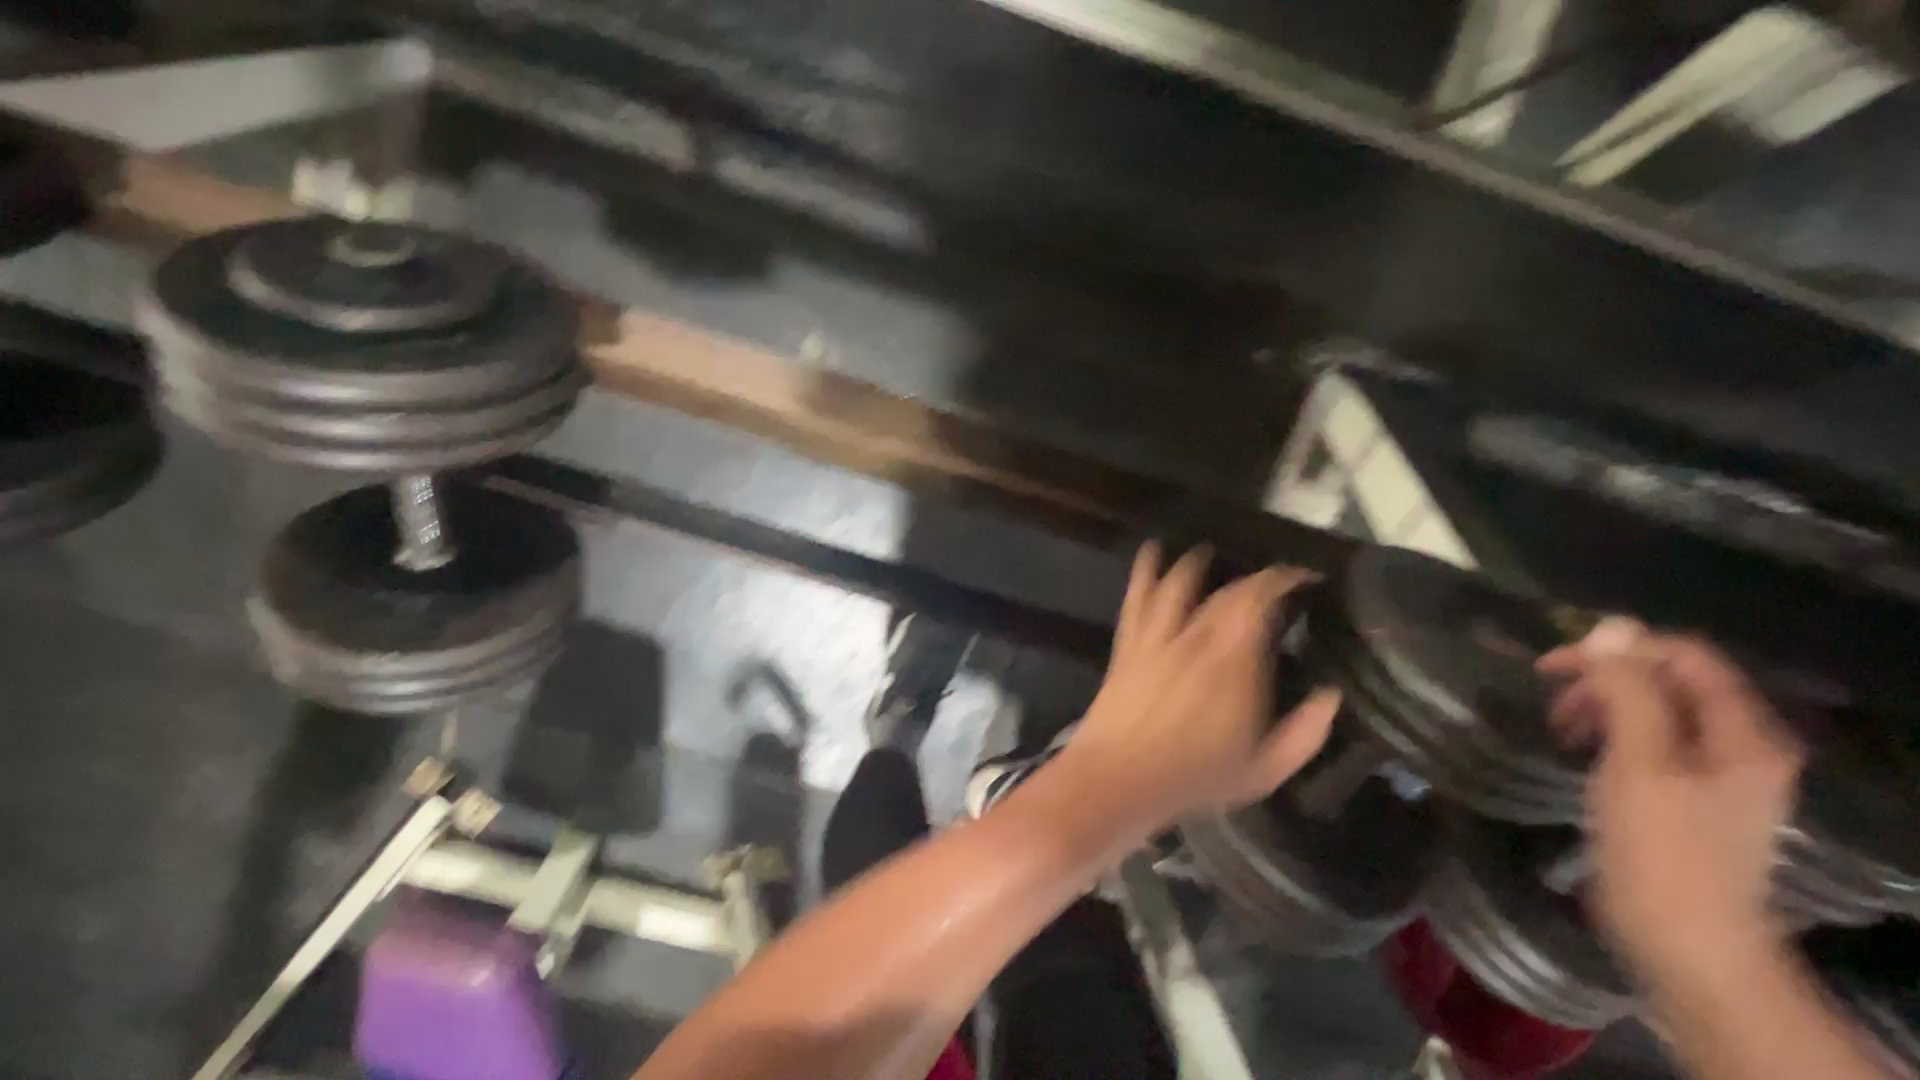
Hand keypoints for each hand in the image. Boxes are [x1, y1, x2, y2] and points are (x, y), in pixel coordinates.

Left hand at [1052, 543, 1340, 837]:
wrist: (1118, 779)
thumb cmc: (1195, 777)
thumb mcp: (1265, 768)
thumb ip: (1305, 732)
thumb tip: (1332, 696)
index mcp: (1235, 659)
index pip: (1262, 597)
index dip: (1286, 578)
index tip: (1307, 578)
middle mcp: (1196, 635)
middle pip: (1226, 589)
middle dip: (1254, 578)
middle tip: (1271, 583)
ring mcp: (1157, 636)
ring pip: (1179, 582)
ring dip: (1197, 562)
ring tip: (1211, 554)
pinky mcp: (1128, 643)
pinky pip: (1137, 596)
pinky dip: (1145, 570)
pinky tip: (1151, 550)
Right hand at [1540, 621, 1802, 989]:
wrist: (1687, 944)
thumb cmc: (1662, 850)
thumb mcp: (1640, 761)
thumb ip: (1627, 692)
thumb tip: (1609, 628)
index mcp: (1743, 732)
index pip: (1685, 656)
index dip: (1620, 649)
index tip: (1554, 665)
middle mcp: (1741, 746)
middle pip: (1670, 682)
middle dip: (1606, 681)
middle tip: (1551, 700)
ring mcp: (1719, 776)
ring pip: (1657, 713)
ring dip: (1604, 708)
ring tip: (1561, 729)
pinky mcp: (1691, 799)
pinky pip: (1653, 744)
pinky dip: (1614, 737)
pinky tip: (1584, 754)